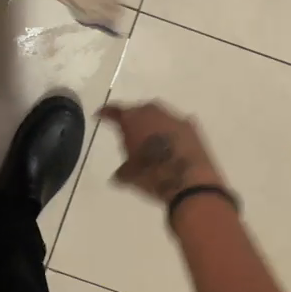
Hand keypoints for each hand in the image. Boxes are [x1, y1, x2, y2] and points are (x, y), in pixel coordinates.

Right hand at [100, 100, 225, 201]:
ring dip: (153, 124)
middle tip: (128, 132)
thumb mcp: (130, 176)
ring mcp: (172, 116)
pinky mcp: (190, 126)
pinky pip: (175, 125)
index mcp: (131, 119)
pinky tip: (171, 143)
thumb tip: (118, 175)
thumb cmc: (152, 175)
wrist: (190, 181)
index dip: (106, 113)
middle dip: (132, 120)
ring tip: (150, 139)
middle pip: (137, 110)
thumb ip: (122, 171)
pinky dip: (171, 132)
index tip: (100, 114)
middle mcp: (150, 111)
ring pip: (157, 116)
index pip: (114, 111)